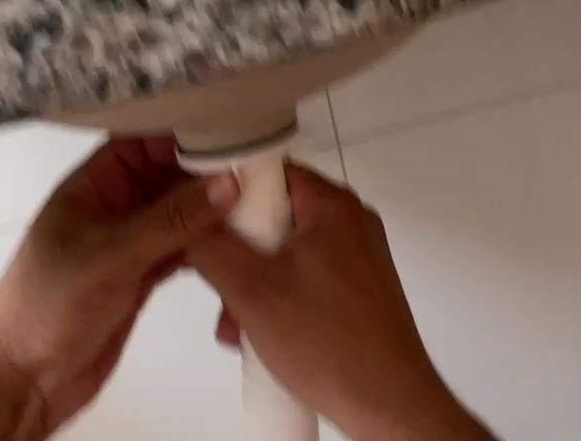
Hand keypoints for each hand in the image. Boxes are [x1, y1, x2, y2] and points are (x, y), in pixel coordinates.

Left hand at [0, 136, 239, 438]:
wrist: (20, 381)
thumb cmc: (50, 303)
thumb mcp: (112, 254)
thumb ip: (171, 219)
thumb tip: (229, 182)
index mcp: (94, 184)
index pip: (143, 141)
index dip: (182, 133)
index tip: (229, 131)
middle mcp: (114, 205)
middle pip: (166, 175)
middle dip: (206, 172)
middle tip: (256, 170)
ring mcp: (128, 241)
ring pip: (178, 213)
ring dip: (211, 211)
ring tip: (257, 203)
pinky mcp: (141, 276)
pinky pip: (181, 248)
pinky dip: (206, 245)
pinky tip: (237, 242)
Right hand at [190, 163, 492, 440]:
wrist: (390, 408)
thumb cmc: (325, 342)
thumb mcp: (250, 290)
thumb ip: (211, 246)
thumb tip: (190, 220)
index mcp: (331, 204)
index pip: (269, 172)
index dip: (230, 193)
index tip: (204, 221)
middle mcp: (350, 219)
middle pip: (276, 215)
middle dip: (240, 252)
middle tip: (219, 287)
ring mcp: (360, 254)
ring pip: (289, 250)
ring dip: (255, 281)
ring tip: (236, 324)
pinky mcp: (362, 286)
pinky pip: (309, 273)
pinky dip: (282, 294)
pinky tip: (261, 333)